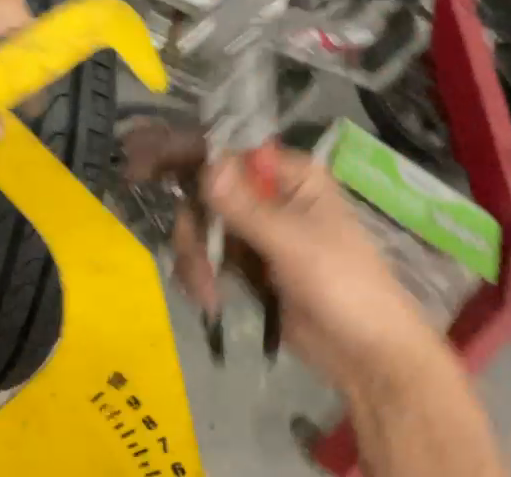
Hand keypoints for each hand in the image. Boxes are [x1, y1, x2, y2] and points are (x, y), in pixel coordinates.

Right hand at [190, 149, 447, 387]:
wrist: (371, 360)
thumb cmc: (347, 289)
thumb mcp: (294, 245)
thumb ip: (246, 207)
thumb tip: (207, 166)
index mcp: (289, 177)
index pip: (224, 151)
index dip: (180, 154)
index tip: (139, 166)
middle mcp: (268, 195)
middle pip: (202, 190)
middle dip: (193, 228)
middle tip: (192, 256)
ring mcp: (255, 229)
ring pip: (199, 224)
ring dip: (196, 257)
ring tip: (206, 291)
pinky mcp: (246, 262)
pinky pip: (205, 253)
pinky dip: (199, 273)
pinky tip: (209, 297)